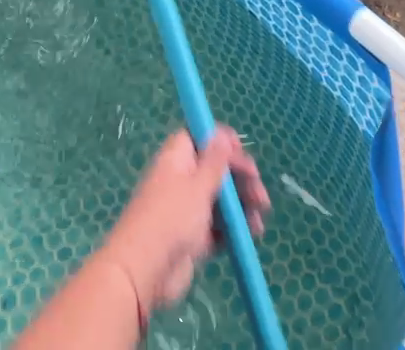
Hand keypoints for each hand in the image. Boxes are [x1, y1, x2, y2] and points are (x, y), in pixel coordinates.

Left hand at [96, 128, 271, 316]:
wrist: (145, 271)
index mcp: (176, 160)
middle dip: (240, 179)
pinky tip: (252, 234)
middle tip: (260, 193)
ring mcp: (187, 211)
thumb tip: (222, 132)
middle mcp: (181, 181)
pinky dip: (234, 229)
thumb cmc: (171, 218)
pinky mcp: (192, 238)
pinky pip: (218, 227)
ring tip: (260, 218)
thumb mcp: (197, 185)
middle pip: (215, 171)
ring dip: (242, 206)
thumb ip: (214, 161)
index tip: (241, 151)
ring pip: (220, 200)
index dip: (220, 142)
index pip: (198, 139)